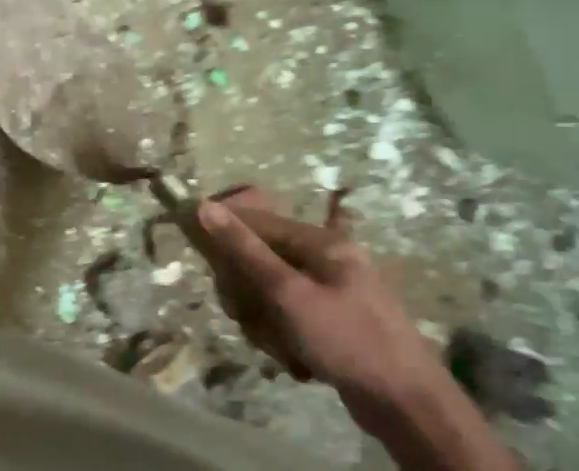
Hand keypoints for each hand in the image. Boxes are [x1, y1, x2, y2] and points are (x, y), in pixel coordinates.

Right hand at [197, 190, 443, 408]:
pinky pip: (285, 314)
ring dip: (260, 317)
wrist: (409, 408)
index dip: (224, 236)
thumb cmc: (348, 340)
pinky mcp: (331, 321)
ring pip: (266, 290)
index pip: (254, 221)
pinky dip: (279, 333)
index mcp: (322, 244)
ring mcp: (330, 292)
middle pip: (256, 258)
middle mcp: (327, 261)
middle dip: (244, 290)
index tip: (207, 264)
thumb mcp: (287, 293)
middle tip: (246, 314)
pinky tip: (290, 354)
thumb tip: (203, 205)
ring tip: (275, 342)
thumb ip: (244, 249)